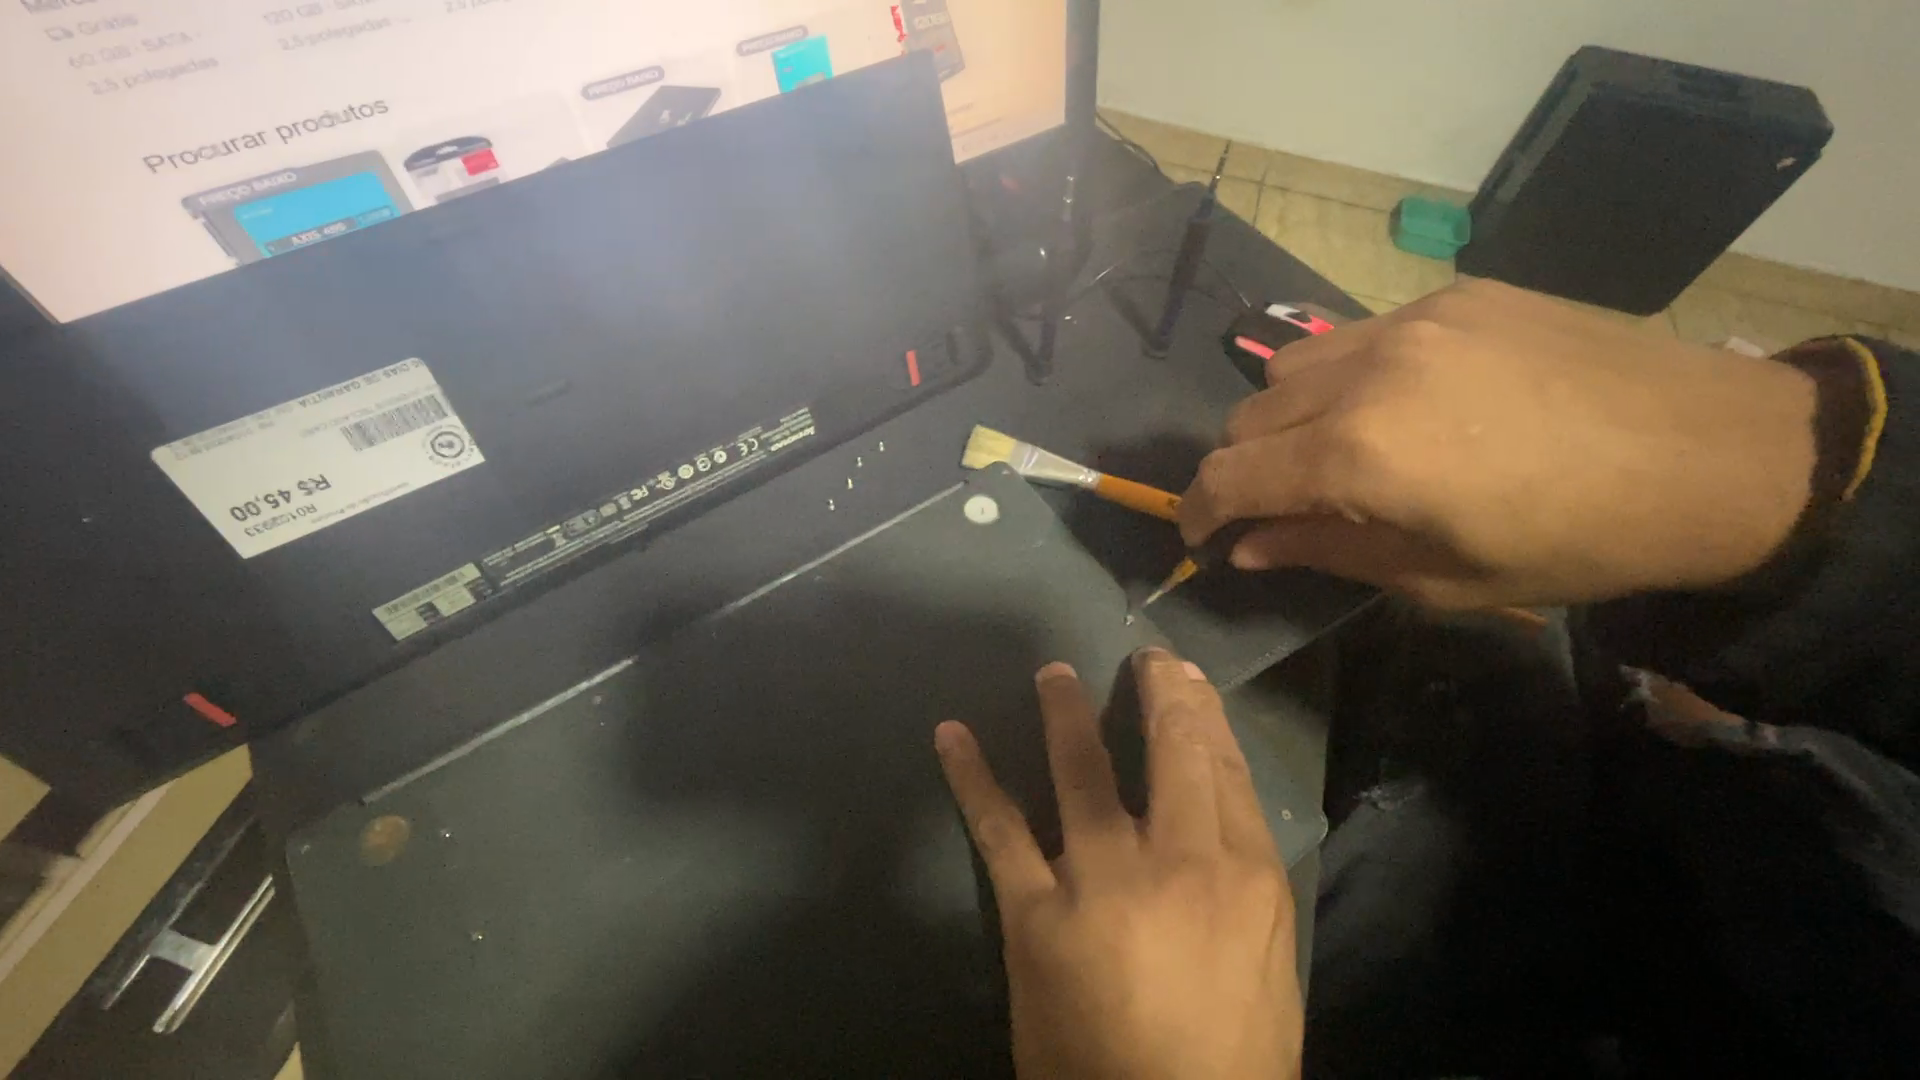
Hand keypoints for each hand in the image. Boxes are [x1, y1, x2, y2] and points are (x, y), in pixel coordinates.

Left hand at [935, 650, 1301, 1079]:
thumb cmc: (1227, 1051)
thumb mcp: (1267, 958)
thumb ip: (1240, 876)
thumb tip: (1214, 808)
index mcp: (1243, 875)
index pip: (1222, 766)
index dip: (1201, 712)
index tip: (1184, 676)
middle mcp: (1174, 860)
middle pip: (1169, 751)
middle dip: (1156, 693)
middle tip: (1143, 657)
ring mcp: (1098, 878)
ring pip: (1082, 769)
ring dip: (1065, 711)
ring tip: (1052, 672)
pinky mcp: (1033, 908)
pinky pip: (998, 827)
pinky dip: (971, 776)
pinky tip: (950, 734)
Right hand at [1180, 279, 1818, 607]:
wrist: (1716, 455)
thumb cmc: (1572, 542)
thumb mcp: (1435, 577)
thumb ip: (1323, 552)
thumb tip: (1246, 546)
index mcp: (1360, 456)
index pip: (1230, 477)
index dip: (1198, 511)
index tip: (1200, 536)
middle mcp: (1363, 375)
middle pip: (1244, 417)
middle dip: (1239, 468)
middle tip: (1271, 502)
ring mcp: (1407, 324)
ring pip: (1287, 366)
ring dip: (1282, 416)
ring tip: (1326, 445)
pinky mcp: (1449, 296)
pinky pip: (1352, 334)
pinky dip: (1340, 375)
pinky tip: (1392, 399)